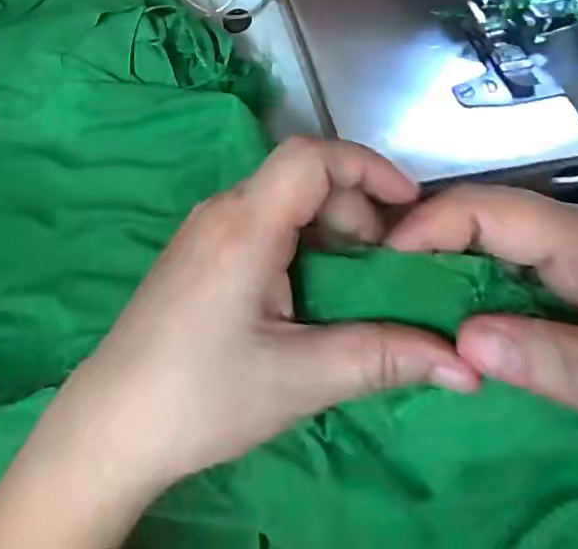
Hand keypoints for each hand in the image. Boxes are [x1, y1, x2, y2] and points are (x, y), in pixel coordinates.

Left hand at [0, 138, 476, 547]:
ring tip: (359, 289)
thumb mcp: (299, 378)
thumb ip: (382, 358)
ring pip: (282, 202)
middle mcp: (221, 210)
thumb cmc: (202, 395)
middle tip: (388, 271)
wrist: (112, 420)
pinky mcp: (198, 251)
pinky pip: (260, 224)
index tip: (412, 207)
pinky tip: (314, 295)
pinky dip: (301, 244)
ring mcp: (204, 229)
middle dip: (356, 211)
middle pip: (300, 178)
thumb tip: (465, 363)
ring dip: (330, 232)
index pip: (309, 156)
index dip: (367, 166)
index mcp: (243, 223)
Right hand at [386, 184, 577, 547]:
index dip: (421, 230)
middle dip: (419, 253)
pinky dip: (485, 313)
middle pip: (479, 225)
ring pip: (498, 259)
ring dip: (448, 284)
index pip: (481, 208)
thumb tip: (458, 340)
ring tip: (402, 324)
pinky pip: (525, 294)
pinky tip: (468, 348)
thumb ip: (569, 364)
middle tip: (373, 303)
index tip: (379, 278)